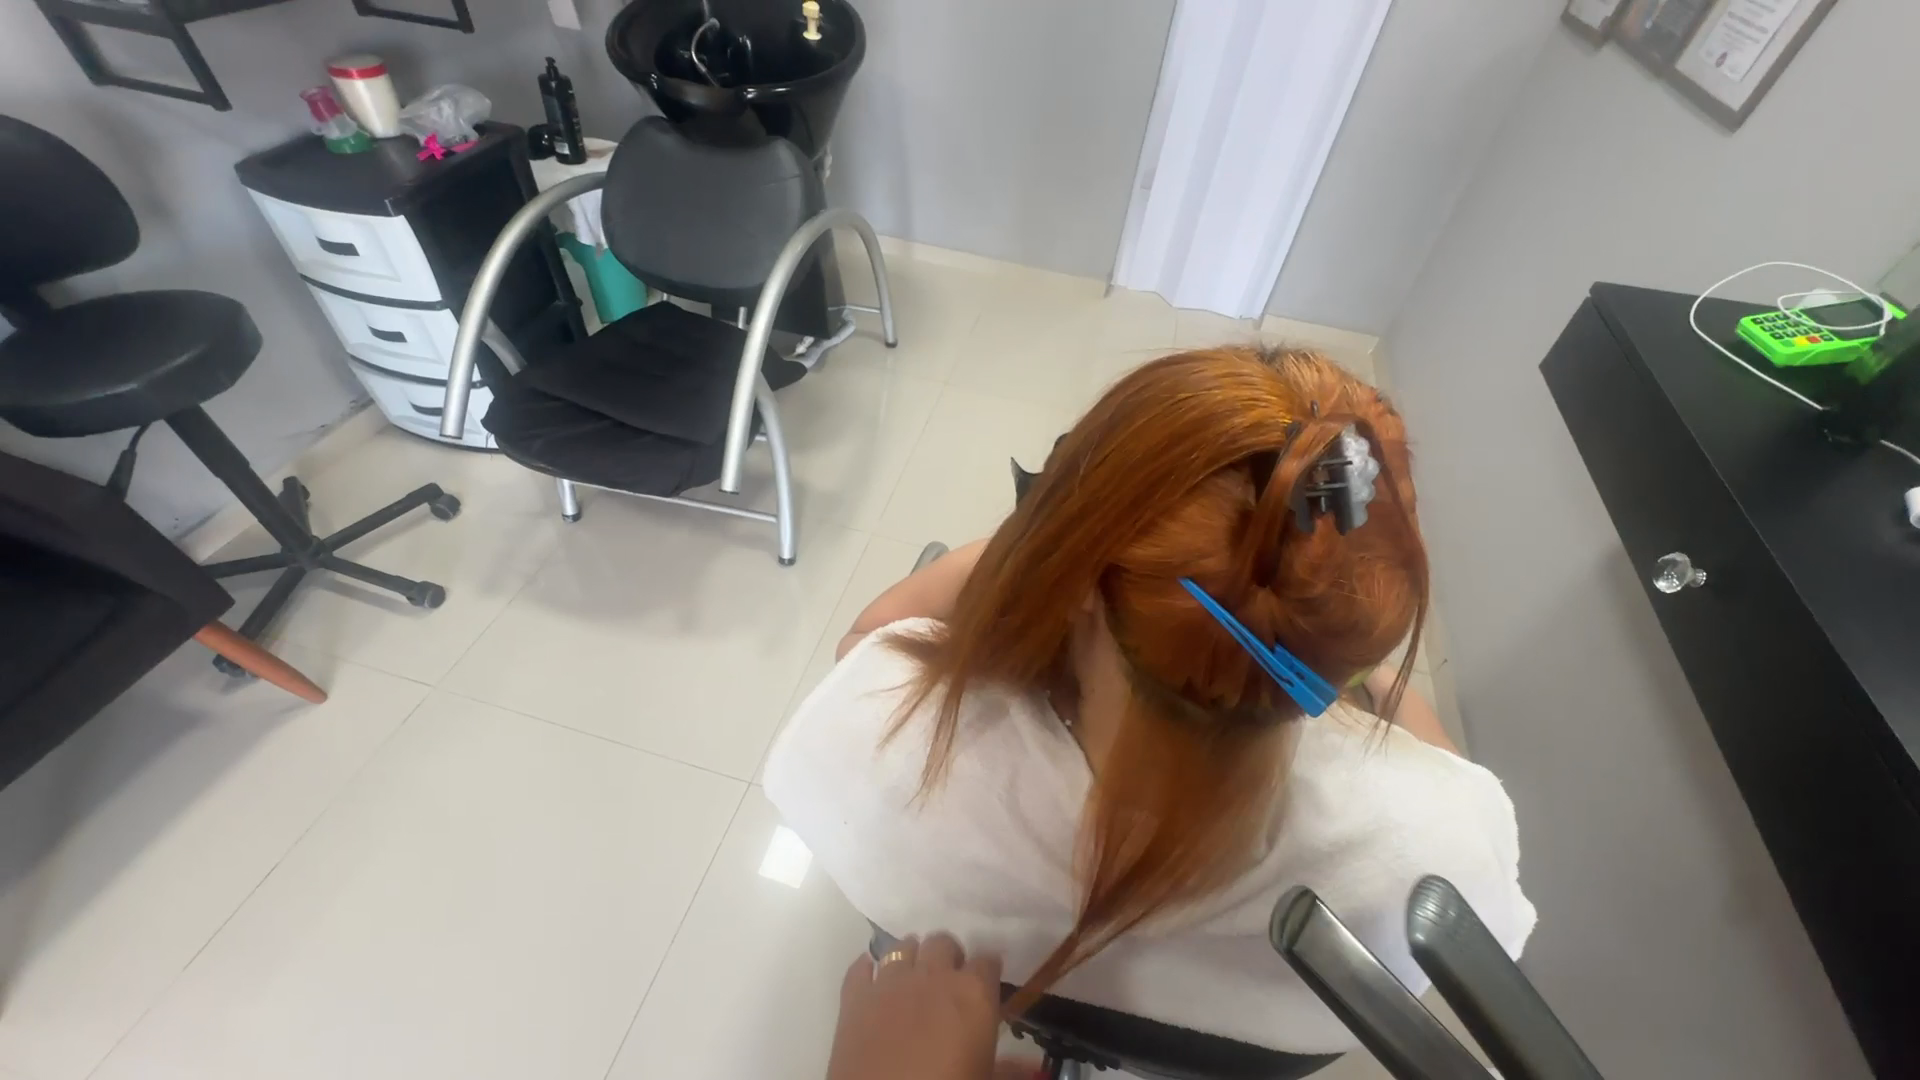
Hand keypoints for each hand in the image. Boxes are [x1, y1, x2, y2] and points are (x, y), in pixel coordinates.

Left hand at [826, 933, 1005, 1079]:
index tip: (987, 985)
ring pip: (904, 946)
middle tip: (950, 983)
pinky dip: (868, 970)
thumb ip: (1010, 1069)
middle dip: (949, 957)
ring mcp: (890, 982)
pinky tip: (874, 982)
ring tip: (915, 980)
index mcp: (973, 993)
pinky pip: (860, 967)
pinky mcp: (854, 997)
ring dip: (912, 958)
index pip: (988, 960)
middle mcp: (933, 975)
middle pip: (943, 942)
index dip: (987, 972)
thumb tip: (1033, 1069)